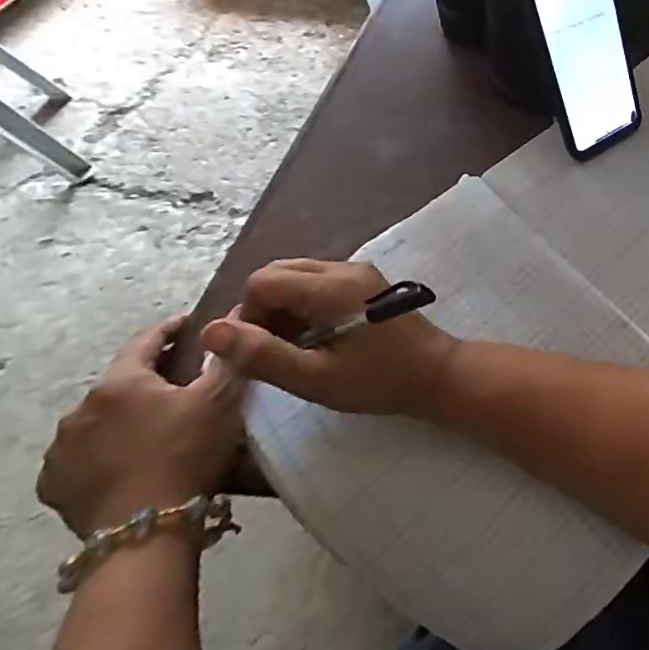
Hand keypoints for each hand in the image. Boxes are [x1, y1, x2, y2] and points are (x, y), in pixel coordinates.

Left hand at [38, 316, 245, 537]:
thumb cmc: (186, 454)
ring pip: (99, 418)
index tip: (192, 324)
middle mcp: (80, 407)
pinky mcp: (53, 484)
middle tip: (180, 383)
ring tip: (152, 428)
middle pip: (122, 380)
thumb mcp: (220, 400)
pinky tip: (123, 461)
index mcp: (121, 381)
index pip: (146, 339)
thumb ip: (226, 357)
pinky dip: (101, 450)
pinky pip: (81, 454)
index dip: (172, 328)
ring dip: (123, 415)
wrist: (144, 533)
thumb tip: (233, 319)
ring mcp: (61, 448)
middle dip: (149, 377)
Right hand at [200, 259, 460, 417]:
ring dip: (284, 307)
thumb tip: (211, 331)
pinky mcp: (367, 282)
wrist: (437, 374)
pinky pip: (320, 282)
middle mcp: (344, 268)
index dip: (248, 316)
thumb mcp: (316, 378)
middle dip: (264, 309)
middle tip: (274, 351)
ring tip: (295, 348)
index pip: (263, 281)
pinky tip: (317, 338)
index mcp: (330, 287)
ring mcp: (358, 272)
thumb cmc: (379, 381)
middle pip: (280, 272)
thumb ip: (263, 355)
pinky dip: (305, 305)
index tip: (259, 352)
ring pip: (299, 276)